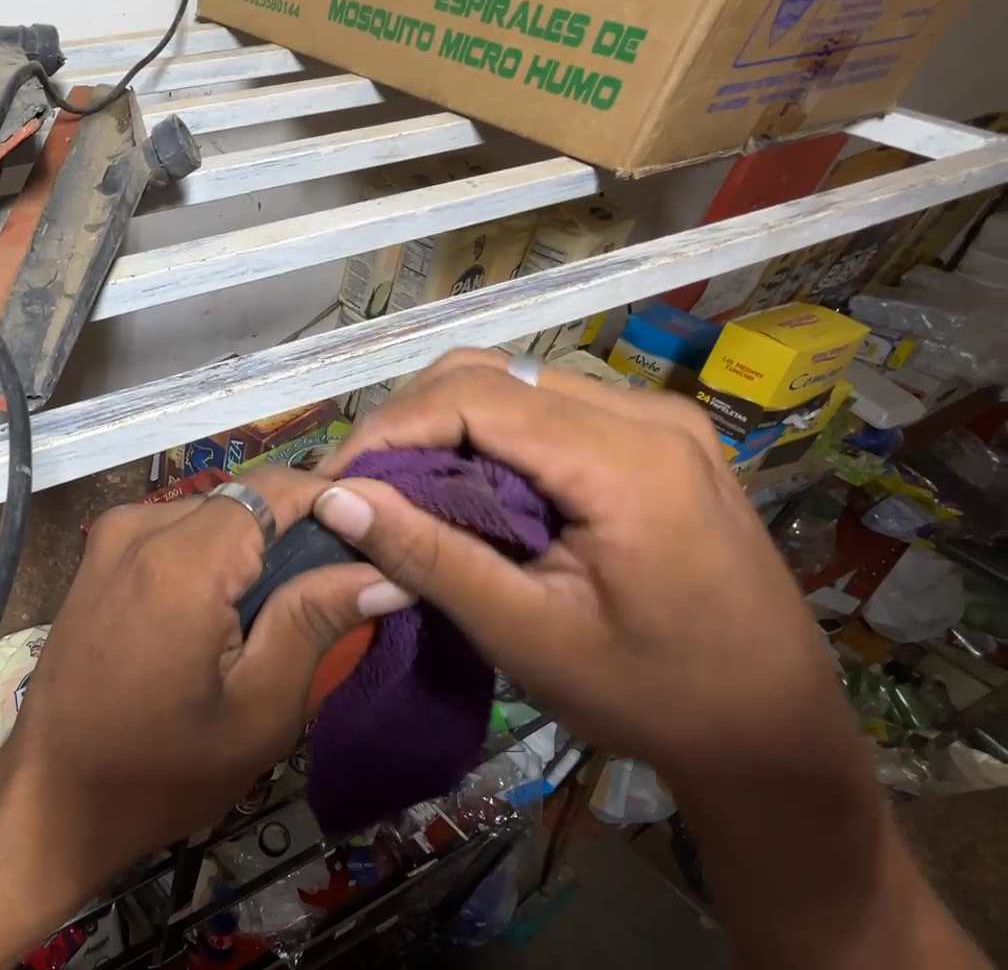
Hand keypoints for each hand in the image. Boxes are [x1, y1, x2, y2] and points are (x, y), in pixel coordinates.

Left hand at [3, 466, 390, 886]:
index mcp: (180, 558)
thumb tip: (387, 570)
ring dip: (254, 549)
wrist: (54, 794)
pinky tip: (228, 613)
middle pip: (243, 499)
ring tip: (283, 612)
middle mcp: (139, 526)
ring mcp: (110, 537)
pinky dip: (212, 558)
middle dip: (297, 532)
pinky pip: (175, 533)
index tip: (380, 538)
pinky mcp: (98, 557)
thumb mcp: (258, 709)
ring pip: (210, 514)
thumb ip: (315, 622)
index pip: (277, 488)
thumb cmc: (161, 768)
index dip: (334, 502)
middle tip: (338, 590)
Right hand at [308, 349, 984, 968]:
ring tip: (393, 485)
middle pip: (487, 374)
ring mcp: (655, 420)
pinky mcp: (650, 438)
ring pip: (508, 381)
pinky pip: (539, 406)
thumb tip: (336, 497)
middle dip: (404, 421)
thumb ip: (429, 556)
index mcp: (627, 461)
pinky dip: (478, 434)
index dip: (387, 429)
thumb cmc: (651, 694)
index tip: (332, 481)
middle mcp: (646, 415)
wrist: (771, 730)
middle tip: (356, 485)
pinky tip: (455, 484)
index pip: (473, 398)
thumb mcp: (526, 635)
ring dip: (437, 424)